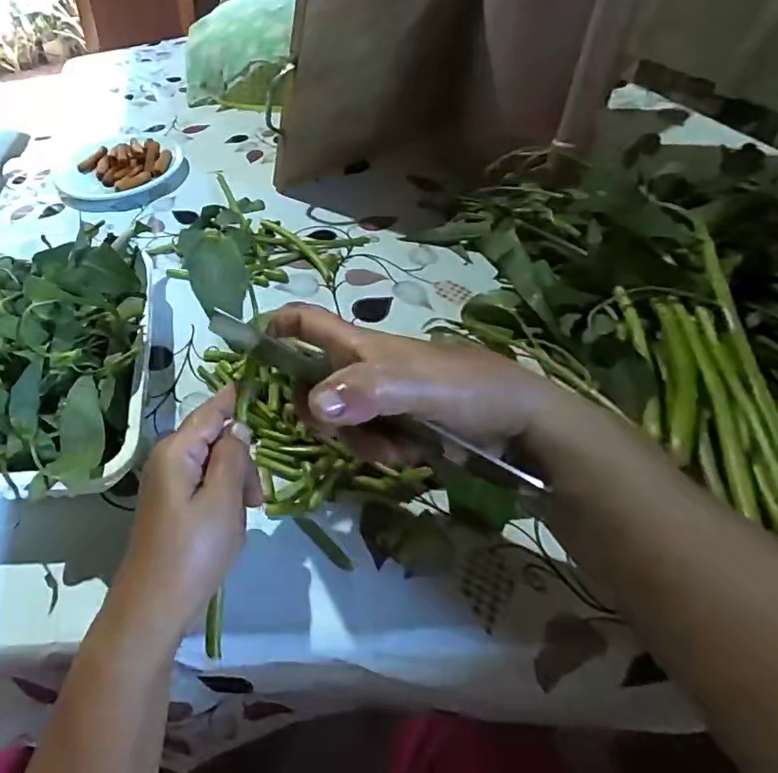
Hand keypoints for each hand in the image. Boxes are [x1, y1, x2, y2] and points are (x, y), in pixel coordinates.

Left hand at [108, 387, 261, 642]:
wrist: (154, 607)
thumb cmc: (192, 552)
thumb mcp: (223, 501)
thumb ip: (233, 456)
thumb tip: (238, 426)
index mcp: (176, 449)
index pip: (211, 410)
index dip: (236, 398)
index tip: (260, 383)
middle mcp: (168, 457)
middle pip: (215, 438)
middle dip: (242, 460)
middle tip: (256, 501)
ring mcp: (168, 481)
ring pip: (214, 464)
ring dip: (235, 484)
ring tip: (242, 520)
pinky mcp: (171, 503)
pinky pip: (205, 485)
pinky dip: (222, 499)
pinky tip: (229, 526)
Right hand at [265, 303, 592, 458]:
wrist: (525, 424)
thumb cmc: (467, 388)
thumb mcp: (415, 385)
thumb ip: (365, 391)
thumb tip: (313, 404)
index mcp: (358, 345)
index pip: (304, 321)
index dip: (274, 328)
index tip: (252, 355)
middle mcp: (361, 368)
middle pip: (310, 384)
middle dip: (318, 412)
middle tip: (335, 431)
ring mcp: (379, 398)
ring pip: (338, 419)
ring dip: (356, 441)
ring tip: (394, 449)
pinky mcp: (396, 425)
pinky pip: (365, 440)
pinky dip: (380, 452)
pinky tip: (410, 456)